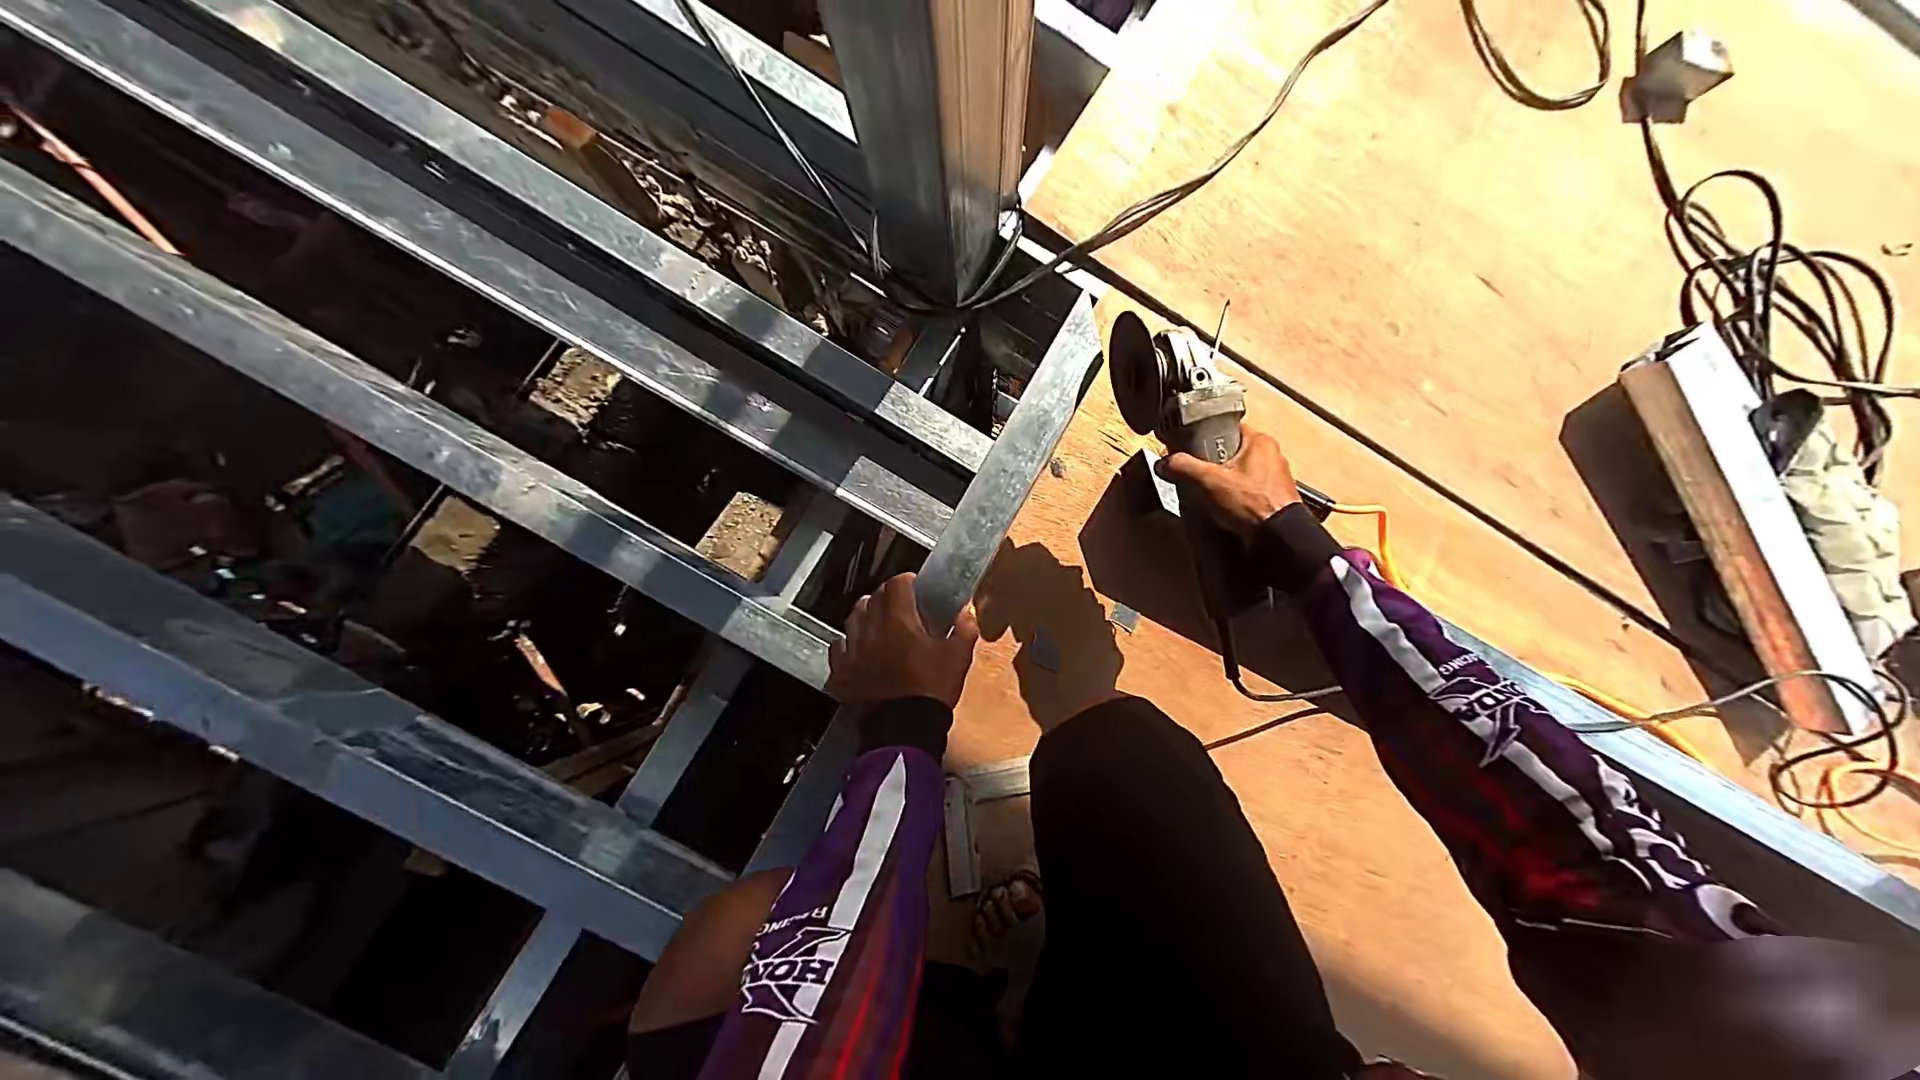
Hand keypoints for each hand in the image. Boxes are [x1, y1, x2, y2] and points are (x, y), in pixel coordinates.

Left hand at [826, 572, 979, 708]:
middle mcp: (870, 628)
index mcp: (898, 619)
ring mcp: (852, 650)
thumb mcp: (957, 658)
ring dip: (867, 616)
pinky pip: (839, 647)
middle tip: (902, 608)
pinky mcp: (841, 672)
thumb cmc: (931, 690)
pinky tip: (860, 651)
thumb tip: (967, 612)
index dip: (907, 582)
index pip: (896, 583)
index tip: (916, 588)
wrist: (903, 730)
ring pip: (854, 618)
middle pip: (874, 597)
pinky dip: (849, 645)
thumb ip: (963, 630)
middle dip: (888, 597)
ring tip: (880, 626)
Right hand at [1158, 430, 1301, 540]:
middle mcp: (1272, 455)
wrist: (1277, 538)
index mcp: (1260, 441)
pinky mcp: (1275, 497)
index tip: (1191, 448)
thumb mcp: (1208, 481)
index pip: (1226, 428)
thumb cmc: (1254, 505)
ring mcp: (1276, 477)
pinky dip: (1235, 497)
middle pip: (1231, 451)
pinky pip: (1247, 491)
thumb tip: (1166, 462)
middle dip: (1212, 463)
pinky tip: (1225, 508)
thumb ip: (1183, 467)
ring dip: (1224, 482)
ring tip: (1210, 494)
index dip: (1205, 437)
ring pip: (1239, 472)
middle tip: (1198, 475)